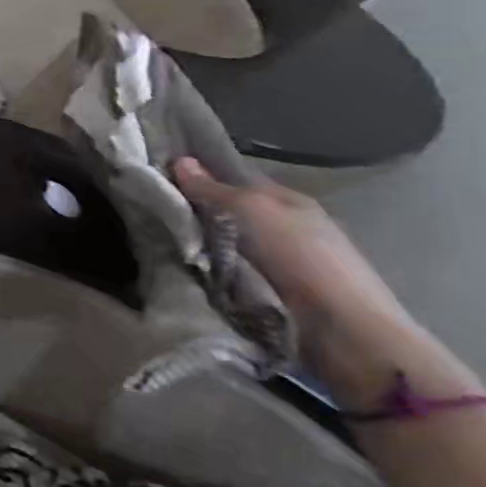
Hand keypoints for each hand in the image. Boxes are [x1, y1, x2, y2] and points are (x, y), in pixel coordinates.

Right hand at [171, 157, 402, 326]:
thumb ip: (213, 188)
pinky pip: (221, 262)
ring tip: (152, 233)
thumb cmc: (299, 255)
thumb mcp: (252, 210)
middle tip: (144, 204)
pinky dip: (202, 261)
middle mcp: (283, 223)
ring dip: (193, 237)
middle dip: (189, 207)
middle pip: (224, 208)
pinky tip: (177, 260)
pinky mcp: (266, 284)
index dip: (196, 173)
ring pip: (220, 236)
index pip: (232, 177)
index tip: (154, 171)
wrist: (340, 326)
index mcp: (287, 200)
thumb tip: (180, 160)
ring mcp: (277, 257)